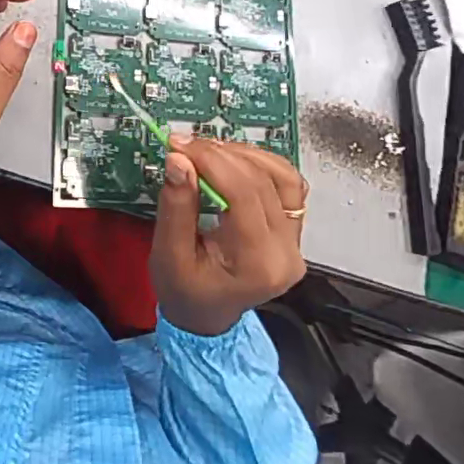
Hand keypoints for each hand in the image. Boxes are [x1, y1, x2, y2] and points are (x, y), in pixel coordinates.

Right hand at [150, 136, 308, 335]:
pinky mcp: (293, 232)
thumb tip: (178, 160)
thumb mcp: (167, 254)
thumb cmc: (182, 292)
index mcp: (257, 263)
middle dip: (220, 154)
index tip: (178, 145)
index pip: (243, 194)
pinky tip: (229, 160)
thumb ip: (176, 206)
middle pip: (263, 182)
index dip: (211, 161)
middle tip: (184, 145)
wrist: (203, 317)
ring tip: (206, 150)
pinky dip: (258, 165)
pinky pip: (287, 186)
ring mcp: (295, 242)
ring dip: (243, 155)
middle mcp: (287, 251)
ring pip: (283, 177)